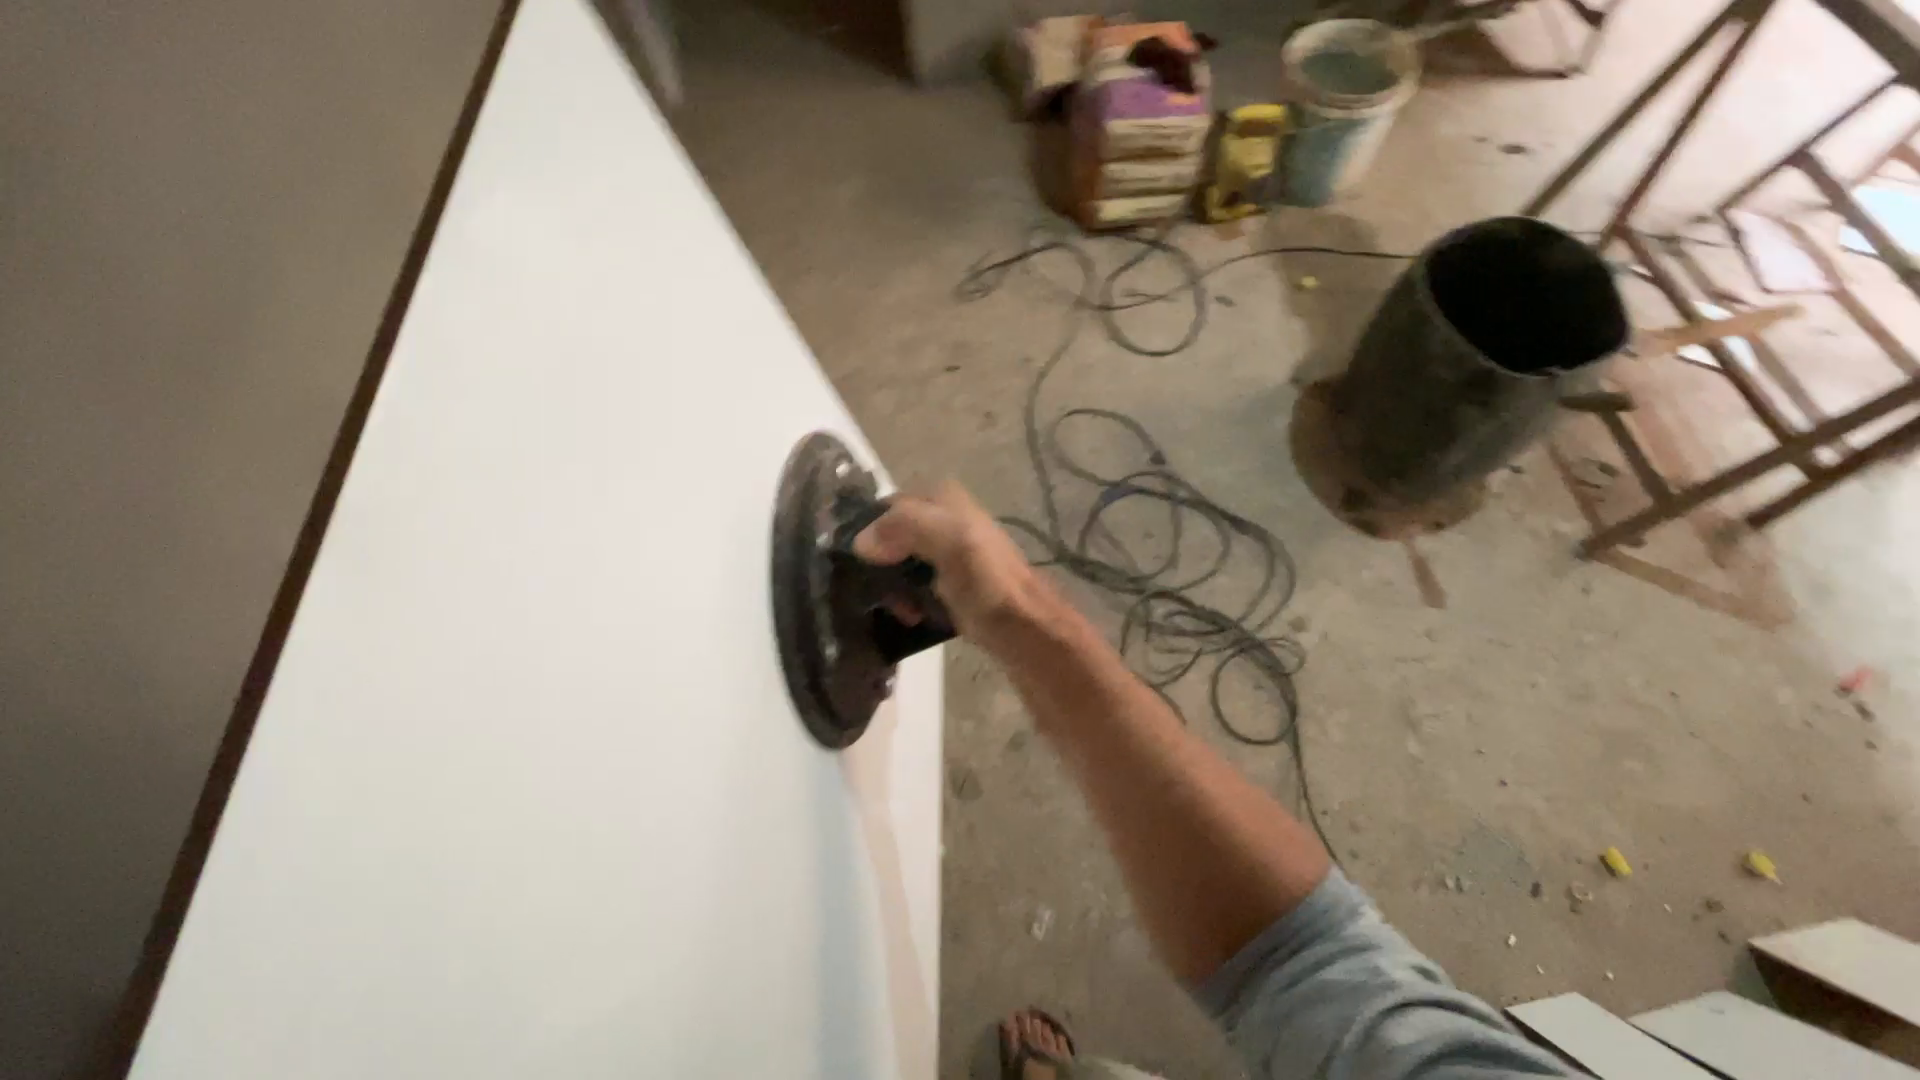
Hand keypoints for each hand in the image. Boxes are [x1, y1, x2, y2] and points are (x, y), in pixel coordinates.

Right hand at [852, 481, 1052, 652]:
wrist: (1029, 632)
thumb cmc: (989, 585)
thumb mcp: (950, 542)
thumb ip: (905, 527)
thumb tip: (862, 541)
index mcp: (945, 499)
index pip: (888, 506)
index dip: (871, 532)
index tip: (862, 564)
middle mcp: (949, 520)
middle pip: (894, 536)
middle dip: (882, 565)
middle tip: (880, 593)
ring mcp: (953, 554)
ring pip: (903, 564)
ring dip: (895, 588)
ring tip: (901, 610)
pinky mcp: (957, 585)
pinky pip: (918, 587)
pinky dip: (911, 601)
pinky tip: (914, 617)